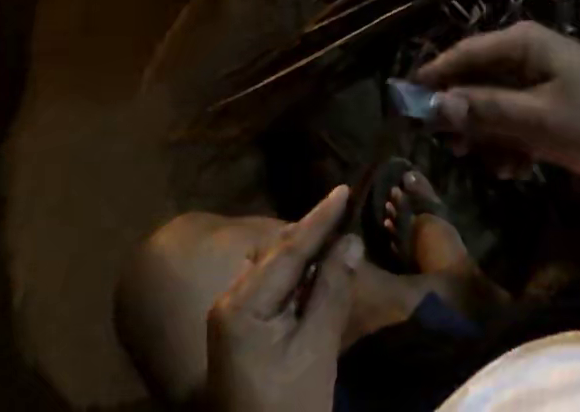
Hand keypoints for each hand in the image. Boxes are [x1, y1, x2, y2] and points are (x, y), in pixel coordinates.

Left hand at [207, 185, 362, 411]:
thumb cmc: (290, 407)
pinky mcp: (238, 330)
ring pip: (272, 267)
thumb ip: (331, 290)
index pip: (287, 250)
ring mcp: (229, 316)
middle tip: (342, 205)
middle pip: (276, 253)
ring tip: (334, 228)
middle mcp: (228, 301)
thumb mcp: (316, 349)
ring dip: (303, 249)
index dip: (319, 218)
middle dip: (311, 230)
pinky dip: (293, 273)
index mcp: (241, 305)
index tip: (343, 190)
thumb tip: (351, 242)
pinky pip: (269, 286)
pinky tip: (314, 268)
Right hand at [414, 22, 579, 176]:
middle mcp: (523, 56)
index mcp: (522, 44)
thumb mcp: (539, 117)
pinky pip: (510, 122)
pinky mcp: (543, 107)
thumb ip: (487, 110)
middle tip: (445, 143)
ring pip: (489, 105)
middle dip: (460, 113)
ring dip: (483, 135)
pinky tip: (510, 169)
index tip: (407, 100)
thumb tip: (437, 105)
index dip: (435, 75)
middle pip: (474, 80)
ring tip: (481, 162)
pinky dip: (506, 144)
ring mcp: (533, 82)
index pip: (466, 53)